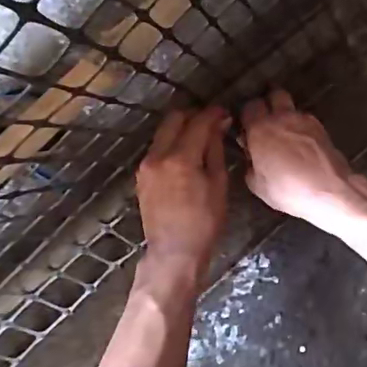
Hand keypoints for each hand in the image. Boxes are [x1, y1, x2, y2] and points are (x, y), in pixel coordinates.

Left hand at [136, 106, 230, 268]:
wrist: (174, 252)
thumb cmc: (205, 223)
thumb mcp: (218, 185)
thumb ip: (215, 151)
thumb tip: (218, 126)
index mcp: (180, 158)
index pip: (198, 122)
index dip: (214, 114)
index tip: (225, 113)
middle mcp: (158, 156)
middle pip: (174, 118)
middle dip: (194, 115)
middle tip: (212, 123)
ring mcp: (146, 165)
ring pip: (163, 132)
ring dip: (181, 128)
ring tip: (201, 138)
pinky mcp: (141, 175)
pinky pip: (157, 148)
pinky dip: (172, 144)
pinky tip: (186, 155)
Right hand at [240, 88, 366, 232]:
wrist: (328, 191)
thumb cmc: (287, 189)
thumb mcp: (257, 184)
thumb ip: (251, 164)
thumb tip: (252, 156)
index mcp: (260, 129)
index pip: (250, 107)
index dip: (247, 115)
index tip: (247, 127)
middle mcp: (282, 118)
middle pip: (275, 94)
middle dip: (269, 102)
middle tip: (267, 118)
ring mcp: (305, 120)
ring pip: (293, 107)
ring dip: (287, 115)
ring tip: (286, 133)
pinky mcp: (322, 128)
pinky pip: (306, 121)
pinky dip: (301, 127)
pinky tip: (302, 143)